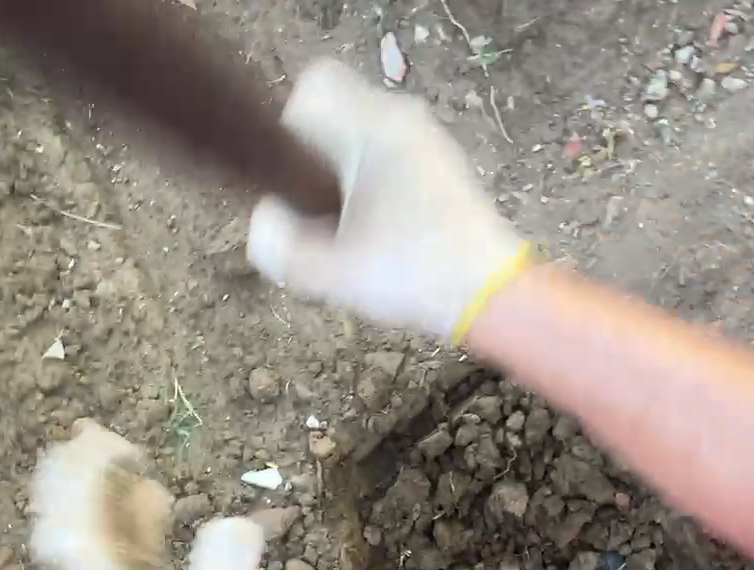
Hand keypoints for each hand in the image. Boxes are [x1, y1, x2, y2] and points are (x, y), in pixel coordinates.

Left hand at [30, 424, 264, 569]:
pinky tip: (150, 497)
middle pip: (71, 527)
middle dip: (77, 480)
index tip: (101, 442)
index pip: (75, 529)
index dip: (79, 481)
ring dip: (101, 495)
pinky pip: (124, 554)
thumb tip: (238, 523)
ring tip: (120, 453)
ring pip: (96, 537)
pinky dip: (131, 521)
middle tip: (95, 436)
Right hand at [247, 60, 532, 341]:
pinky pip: (390, 161)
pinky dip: (376, 191)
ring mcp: (428, 142)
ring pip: (362, 142)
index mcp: (374, 128)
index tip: (301, 188)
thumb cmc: (413, 277)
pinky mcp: (442, 168)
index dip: (290, 136)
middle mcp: (404, 120)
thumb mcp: (331, 273)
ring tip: (357, 235)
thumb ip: (278, 246)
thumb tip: (264, 221)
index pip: (311, 90)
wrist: (489, 295)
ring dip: (346, 182)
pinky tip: (385, 237)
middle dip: (317, 166)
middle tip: (327, 222)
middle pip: (335, 118)